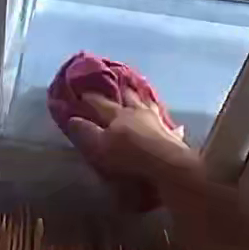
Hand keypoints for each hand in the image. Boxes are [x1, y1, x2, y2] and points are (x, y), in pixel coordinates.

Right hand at [59, 89, 203, 196]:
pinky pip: (170, 127)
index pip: (100, 102)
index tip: (82, 91)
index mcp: (117, 115)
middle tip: (118, 84)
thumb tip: (73, 119)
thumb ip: (85, 132)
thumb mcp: (99, 146)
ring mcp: (157, 122)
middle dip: (121, 91)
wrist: (166, 165)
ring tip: (143, 96)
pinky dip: (169, 126)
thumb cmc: (128, 156)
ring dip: (144, 100)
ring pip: (149, 106)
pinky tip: (176, 126)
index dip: (90, 97)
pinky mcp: (171, 136)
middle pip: (128, 97)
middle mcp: (137, 113)